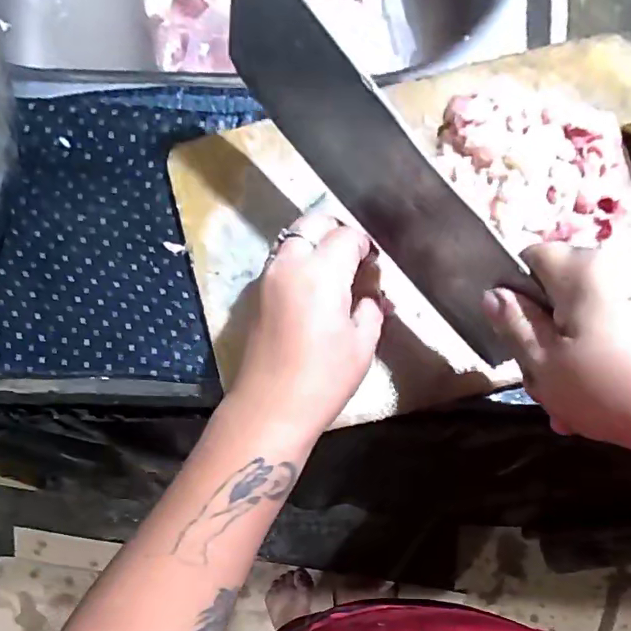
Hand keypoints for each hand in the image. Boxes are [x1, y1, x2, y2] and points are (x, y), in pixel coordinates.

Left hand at [227, 213, 385, 434]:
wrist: (271, 407)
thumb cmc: (324, 379)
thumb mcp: (362, 346)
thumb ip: (370, 310)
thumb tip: (369, 297)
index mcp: (321, 271)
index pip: (347, 236)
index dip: (365, 246)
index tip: (374, 264)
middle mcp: (290, 264)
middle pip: (313, 224)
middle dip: (336, 233)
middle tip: (353, 259)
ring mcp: (267, 278)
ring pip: (292, 241)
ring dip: (314, 245)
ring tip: (333, 274)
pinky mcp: (256, 296)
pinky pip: (280, 263)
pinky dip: (297, 264)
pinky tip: (312, 291)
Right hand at [483, 243, 630, 464]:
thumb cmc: (612, 387)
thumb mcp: (544, 366)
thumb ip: (513, 326)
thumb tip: (494, 294)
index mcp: (583, 266)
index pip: (530, 256)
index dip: (515, 296)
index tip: (518, 341)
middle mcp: (622, 263)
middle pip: (563, 293)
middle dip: (548, 338)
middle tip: (548, 388)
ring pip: (592, 319)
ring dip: (576, 358)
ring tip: (578, 408)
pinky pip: (625, 331)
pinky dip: (610, 360)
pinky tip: (612, 402)